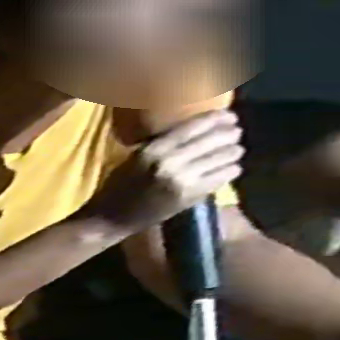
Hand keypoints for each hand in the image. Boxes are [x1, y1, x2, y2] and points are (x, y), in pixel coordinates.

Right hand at [86, 111, 243, 233]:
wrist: (107, 221)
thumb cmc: (119, 188)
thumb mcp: (134, 161)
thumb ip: (164, 143)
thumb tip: (204, 124)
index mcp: (152, 151)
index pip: (201, 123)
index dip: (222, 117)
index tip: (228, 119)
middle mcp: (169, 162)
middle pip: (224, 136)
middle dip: (230, 136)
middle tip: (228, 139)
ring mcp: (183, 179)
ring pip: (232, 153)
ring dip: (230, 154)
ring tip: (221, 158)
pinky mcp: (193, 194)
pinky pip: (230, 172)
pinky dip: (228, 170)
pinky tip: (218, 173)